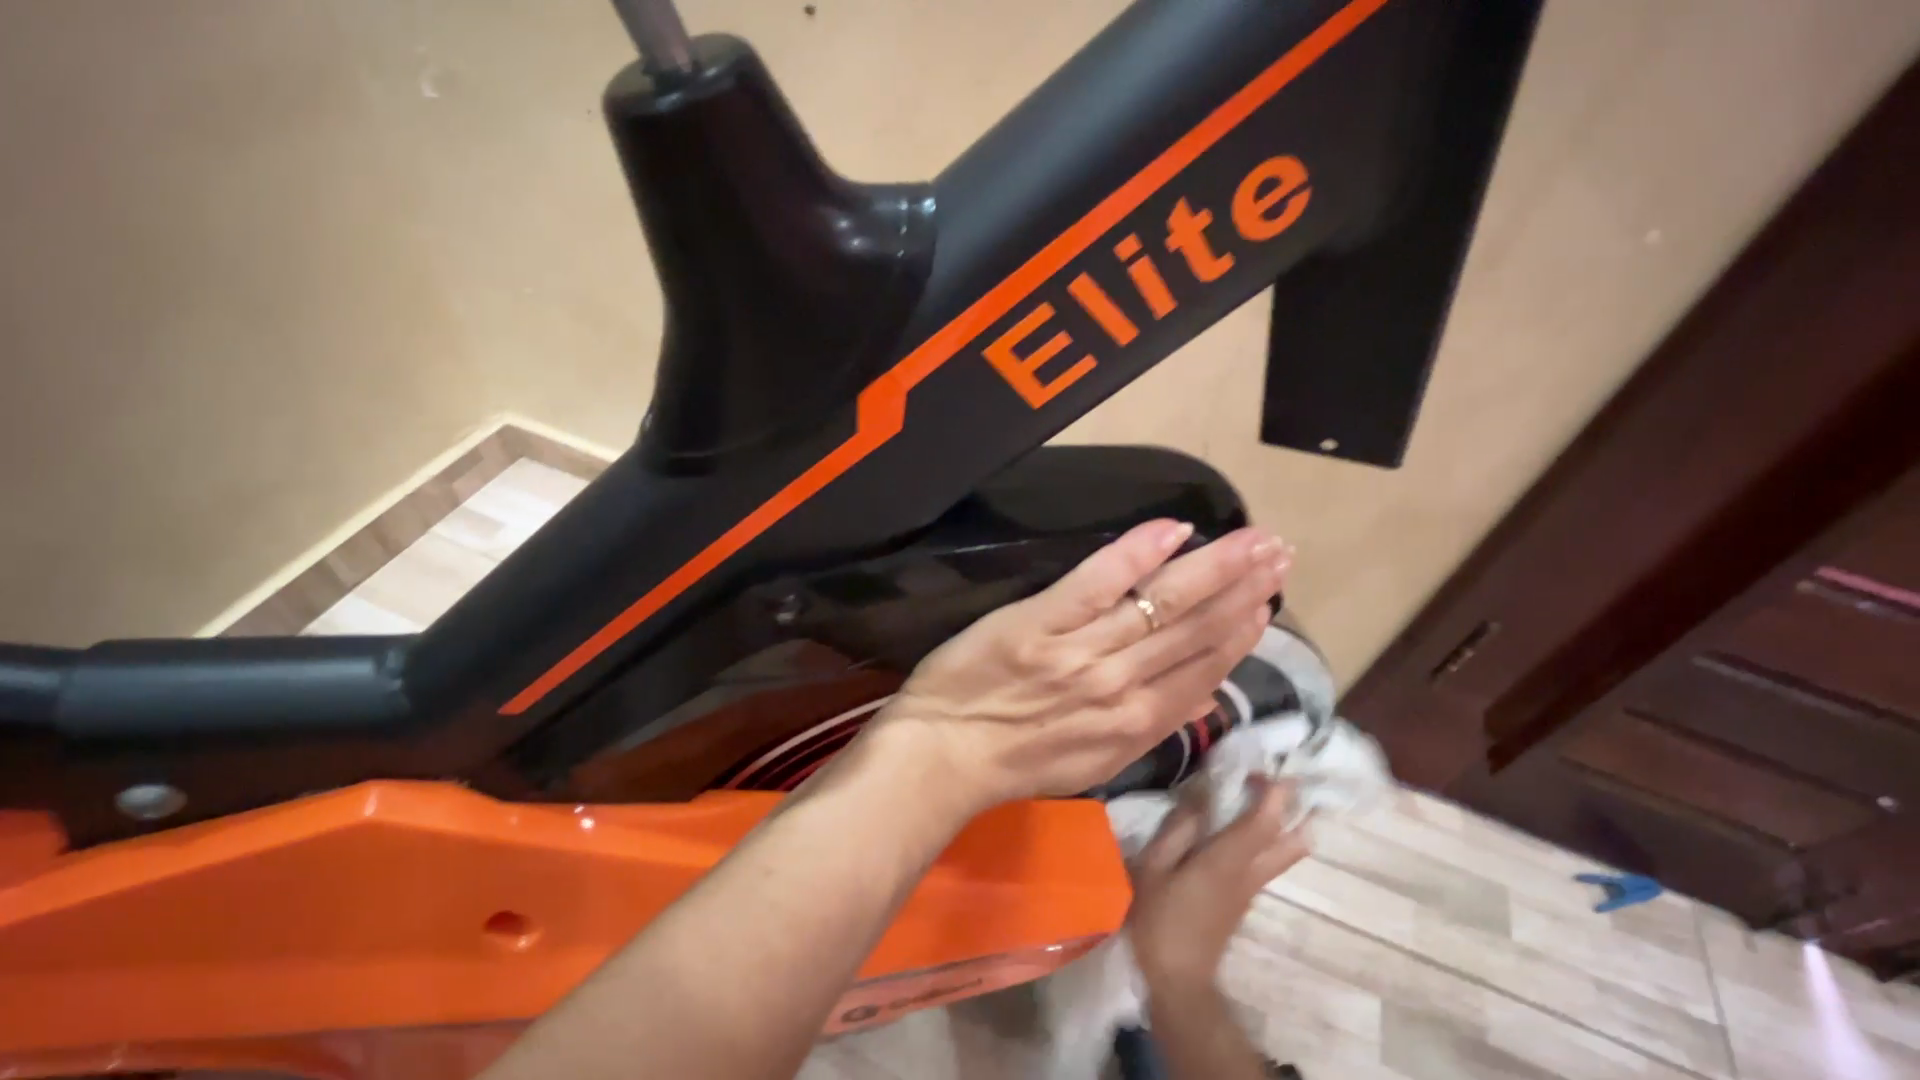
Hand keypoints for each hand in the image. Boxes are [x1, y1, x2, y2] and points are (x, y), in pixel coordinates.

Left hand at [862, 520, 1290, 813]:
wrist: (942, 757)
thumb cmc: (1014, 762)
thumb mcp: (1095, 761)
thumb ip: (1152, 726)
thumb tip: (1208, 693)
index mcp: (1136, 725)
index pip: (1204, 670)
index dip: (1242, 634)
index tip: (1269, 604)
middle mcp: (1120, 688)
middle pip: (1195, 631)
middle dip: (1243, 590)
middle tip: (1279, 554)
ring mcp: (1081, 653)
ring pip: (1161, 606)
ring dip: (1213, 569)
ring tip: (1252, 542)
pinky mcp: (1039, 624)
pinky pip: (1097, 583)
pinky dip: (1136, 554)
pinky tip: (1173, 529)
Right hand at [1131, 777, 1311, 993]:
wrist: (1178, 980)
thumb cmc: (1159, 921)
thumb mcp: (1153, 871)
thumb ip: (1176, 833)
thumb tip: (1197, 800)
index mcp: (1226, 861)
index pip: (1262, 821)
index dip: (1272, 793)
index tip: (1267, 769)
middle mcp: (1247, 873)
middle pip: (1288, 841)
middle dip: (1293, 810)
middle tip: (1283, 782)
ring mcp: (1249, 890)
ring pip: (1281, 854)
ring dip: (1284, 827)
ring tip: (1270, 802)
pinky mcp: (1241, 902)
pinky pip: (1265, 864)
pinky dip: (1267, 843)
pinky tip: (1246, 834)